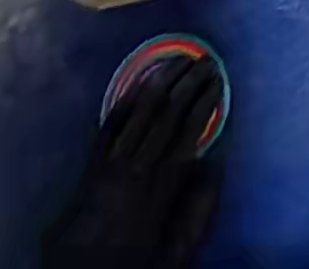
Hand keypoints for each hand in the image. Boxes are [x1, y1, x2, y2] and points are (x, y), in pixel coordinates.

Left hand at [42, 55, 223, 268]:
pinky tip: (138, 84)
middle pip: (168, 114)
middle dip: (190, 82)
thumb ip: (199, 210)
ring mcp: (110, 165)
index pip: (190, 131)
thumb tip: (217, 161)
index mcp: (162, 187)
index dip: (206, 101)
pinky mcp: (89, 168)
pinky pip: (109, 126)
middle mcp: (137, 168)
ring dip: (162, 82)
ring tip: (179, 60)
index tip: (218, 80)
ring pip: (140, 112)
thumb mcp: (174, 254)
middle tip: (206, 60)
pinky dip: (125, 102)